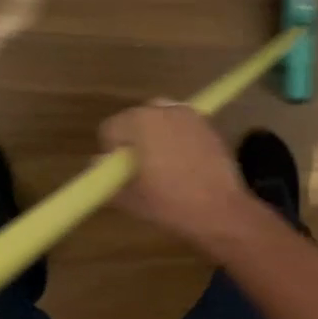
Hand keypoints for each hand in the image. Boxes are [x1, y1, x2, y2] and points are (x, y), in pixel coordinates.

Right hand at [99, 101, 261, 244]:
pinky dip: (177, 135)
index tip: (121, 171)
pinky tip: (185, 161)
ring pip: (160, 118)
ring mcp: (189, 113)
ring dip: (155, 134)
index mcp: (140, 122)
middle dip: (134, 138)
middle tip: (141, 168)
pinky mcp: (208, 123)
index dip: (112, 150)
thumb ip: (107, 177)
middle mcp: (164, 109)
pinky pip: (182, 124)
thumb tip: (98, 162)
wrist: (220, 209)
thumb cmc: (170, 203)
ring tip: (164, 163)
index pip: (110, 128)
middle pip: (136, 118)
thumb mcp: (130, 197)